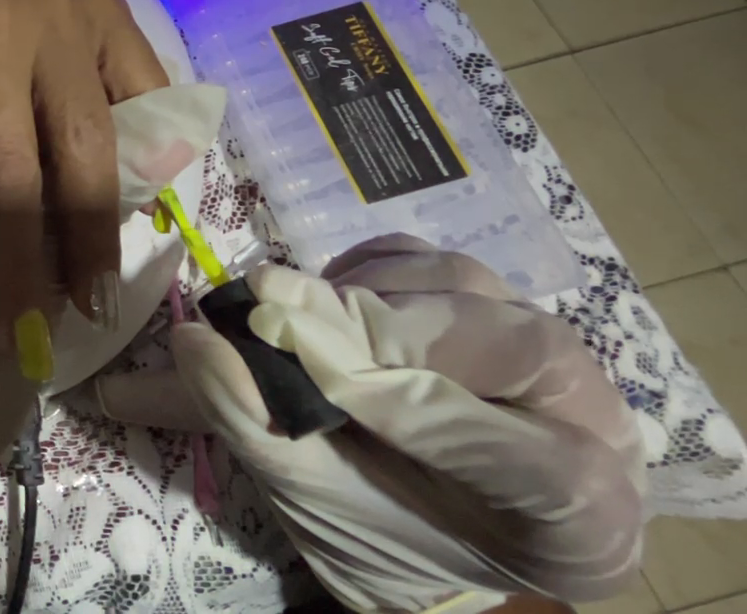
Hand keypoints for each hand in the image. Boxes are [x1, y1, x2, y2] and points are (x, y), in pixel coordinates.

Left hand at [0, 0, 167, 379]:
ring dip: (88, 239)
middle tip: (19, 340)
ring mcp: (66, 28)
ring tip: (83, 304)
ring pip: (89, 151)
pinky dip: (149, 166)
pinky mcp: (116, 20)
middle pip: (10, 173)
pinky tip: (139, 223)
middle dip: (14, 268)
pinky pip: (146, 102)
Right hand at [94, 237, 646, 610]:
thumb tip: (198, 341)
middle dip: (379, 320)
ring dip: (367, 288)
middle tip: (273, 303)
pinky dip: (365, 268)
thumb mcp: (314, 501)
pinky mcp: (489, 302)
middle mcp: (594, 422)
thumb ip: (259, 424)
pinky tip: (323, 300)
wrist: (418, 525)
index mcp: (579, 518)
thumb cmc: (376, 530)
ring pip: (467, 285)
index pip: (500, 442)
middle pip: (508, 341)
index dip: (386, 385)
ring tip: (294, 310)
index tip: (276, 332)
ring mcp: (549, 353)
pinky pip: (430, 260)